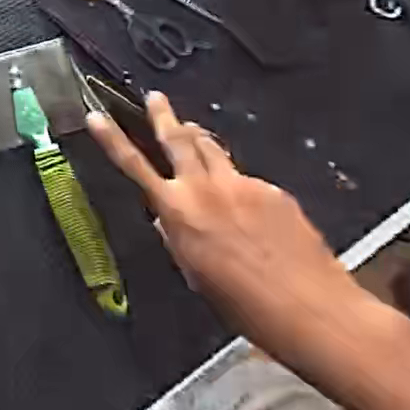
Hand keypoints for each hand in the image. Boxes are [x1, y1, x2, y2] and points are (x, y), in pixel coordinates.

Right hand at [86, 92, 361, 355]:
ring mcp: (240, 184)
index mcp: (177, 210)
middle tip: (155, 97)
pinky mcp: (272, 191)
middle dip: (163, 115)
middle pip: (178, 139)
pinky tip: (254, 208)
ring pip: (211, 148)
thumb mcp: (197, 274)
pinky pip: (248, 179)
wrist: (314, 312)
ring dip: (198, 138)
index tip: (95, 116)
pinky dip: (242, 185)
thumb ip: (178, 238)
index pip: (133, 164)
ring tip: (193, 131)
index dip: (111, 138)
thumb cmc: (247, 305)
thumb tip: (169, 221)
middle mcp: (203, 188)